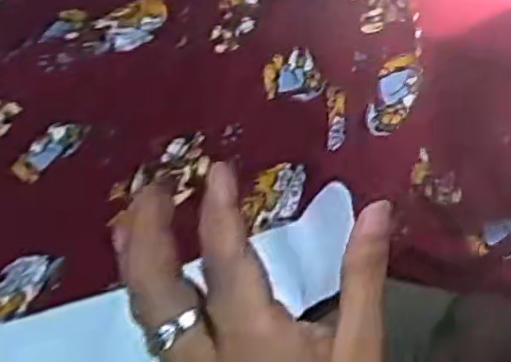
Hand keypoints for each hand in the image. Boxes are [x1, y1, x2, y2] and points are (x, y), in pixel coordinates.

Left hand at [112, 161, 391, 361]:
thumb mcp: (360, 348)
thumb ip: (365, 276)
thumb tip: (376, 206)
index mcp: (252, 338)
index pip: (226, 264)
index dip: (216, 212)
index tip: (216, 168)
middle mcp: (204, 357)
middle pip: (157, 295)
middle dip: (147, 237)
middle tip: (151, 184)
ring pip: (144, 318)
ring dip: (136, 263)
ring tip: (134, 220)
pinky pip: (154, 334)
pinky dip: (150, 294)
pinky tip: (158, 280)